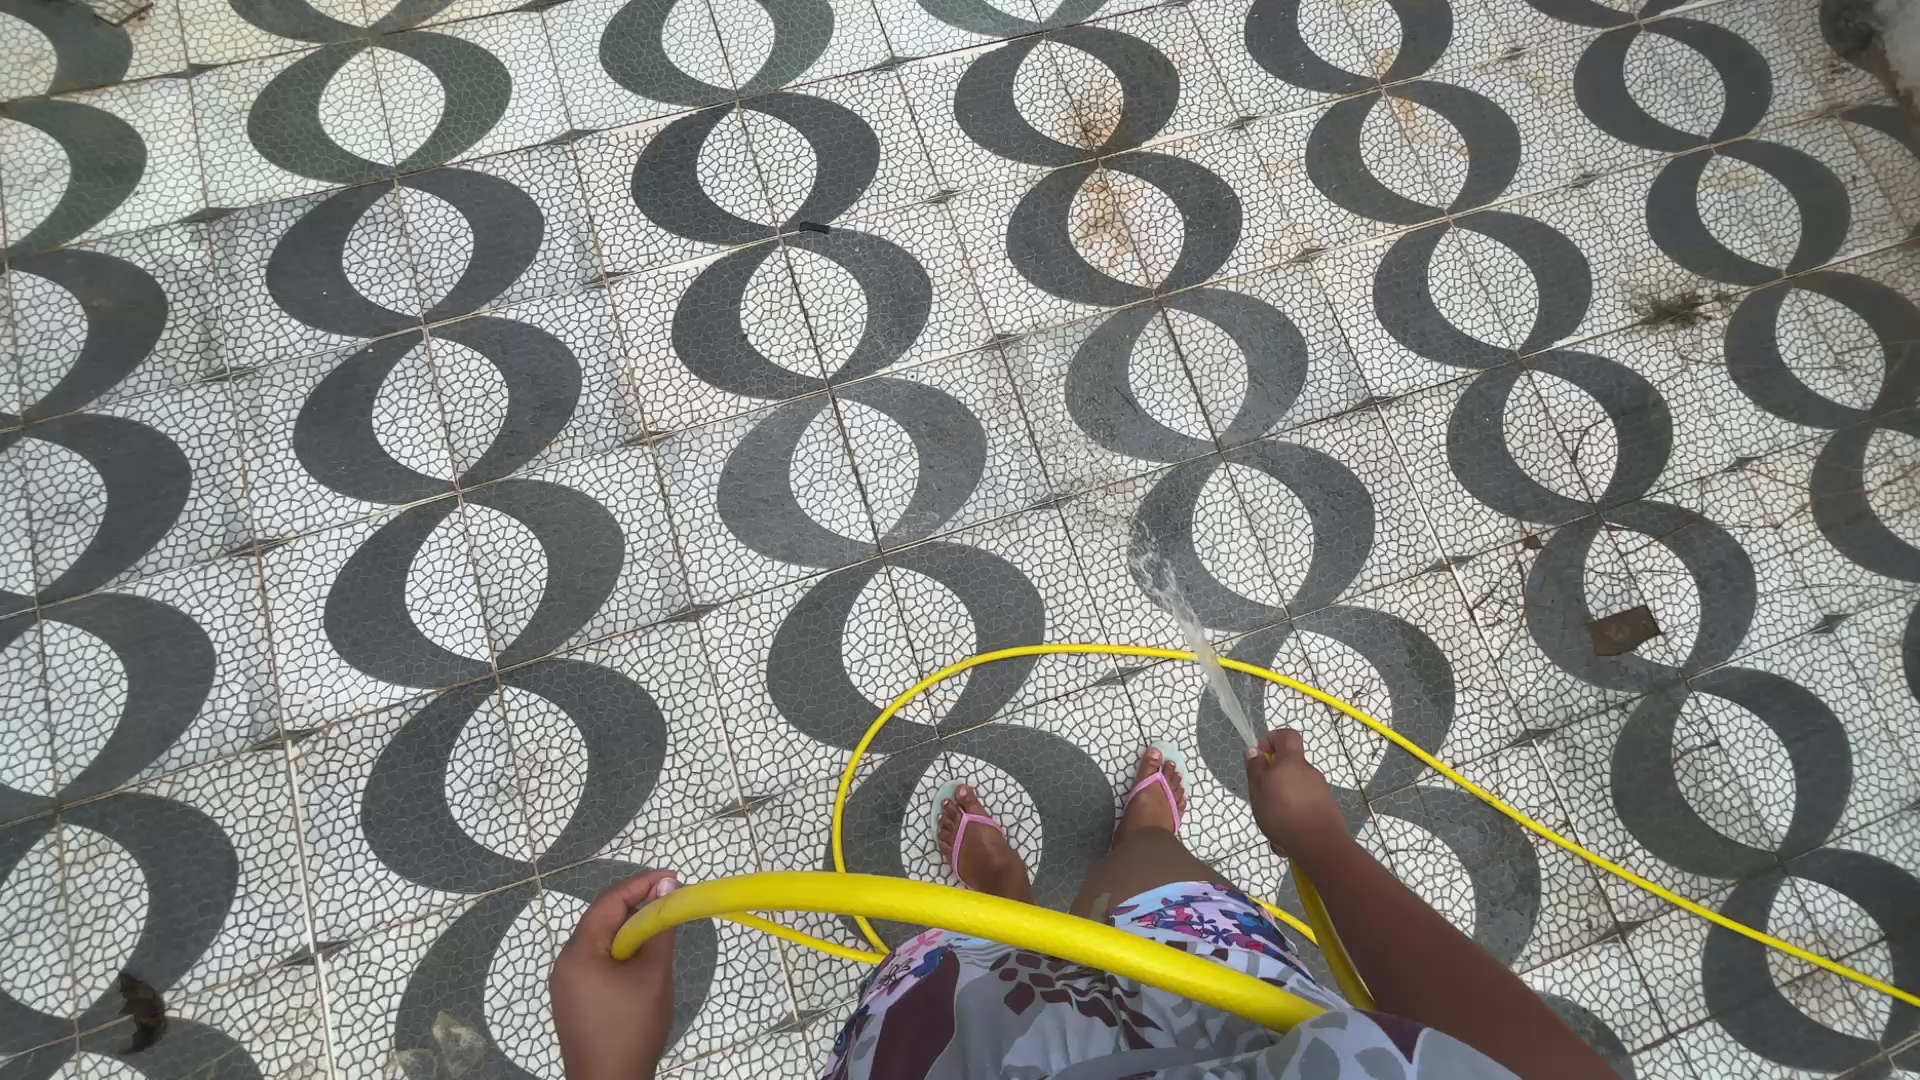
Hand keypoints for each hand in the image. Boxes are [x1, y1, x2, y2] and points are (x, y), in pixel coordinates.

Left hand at [550, 871, 679, 1079]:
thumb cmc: (632, 1026)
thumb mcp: (654, 971)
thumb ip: (660, 924)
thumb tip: (667, 886)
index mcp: (579, 953)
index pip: (609, 901)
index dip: (642, 884)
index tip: (673, 879)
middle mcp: (565, 964)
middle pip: (603, 918)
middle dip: (638, 904)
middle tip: (672, 900)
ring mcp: (567, 985)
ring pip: (603, 940)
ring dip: (632, 928)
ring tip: (663, 927)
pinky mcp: (575, 1001)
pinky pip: (599, 961)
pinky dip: (623, 950)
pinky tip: (645, 958)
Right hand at [1244, 729, 1350, 865]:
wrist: (1321, 846)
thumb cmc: (1282, 812)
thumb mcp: (1258, 788)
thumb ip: (1255, 768)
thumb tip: (1255, 751)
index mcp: (1292, 761)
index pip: (1287, 735)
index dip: (1272, 739)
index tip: (1261, 755)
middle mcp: (1310, 772)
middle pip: (1290, 767)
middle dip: (1274, 780)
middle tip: (1262, 797)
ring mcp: (1321, 792)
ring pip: (1295, 791)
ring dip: (1283, 803)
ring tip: (1272, 826)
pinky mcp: (1328, 811)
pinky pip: (1304, 808)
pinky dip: (1294, 818)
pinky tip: (1286, 840)